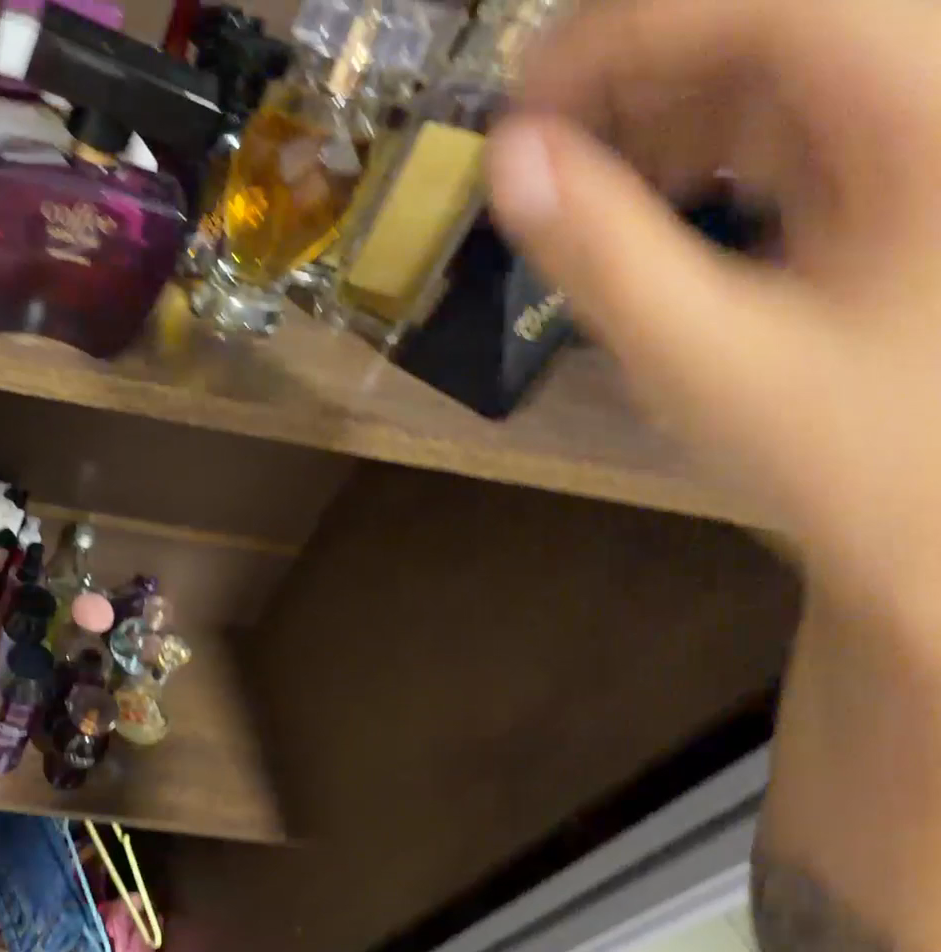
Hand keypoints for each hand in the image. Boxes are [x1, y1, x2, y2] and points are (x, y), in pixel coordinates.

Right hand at [486, 0, 940, 640]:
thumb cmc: (851, 452)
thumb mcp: (705, 358)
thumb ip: (599, 253)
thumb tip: (507, 160)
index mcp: (926, 118)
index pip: (765, 6)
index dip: (616, 37)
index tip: (513, 116)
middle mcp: (934, 94)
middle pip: (764, 18)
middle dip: (626, 73)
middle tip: (531, 152)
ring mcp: (924, 122)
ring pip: (772, 55)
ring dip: (656, 108)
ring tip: (578, 189)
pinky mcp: (907, 158)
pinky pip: (792, 105)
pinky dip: (702, 139)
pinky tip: (656, 197)